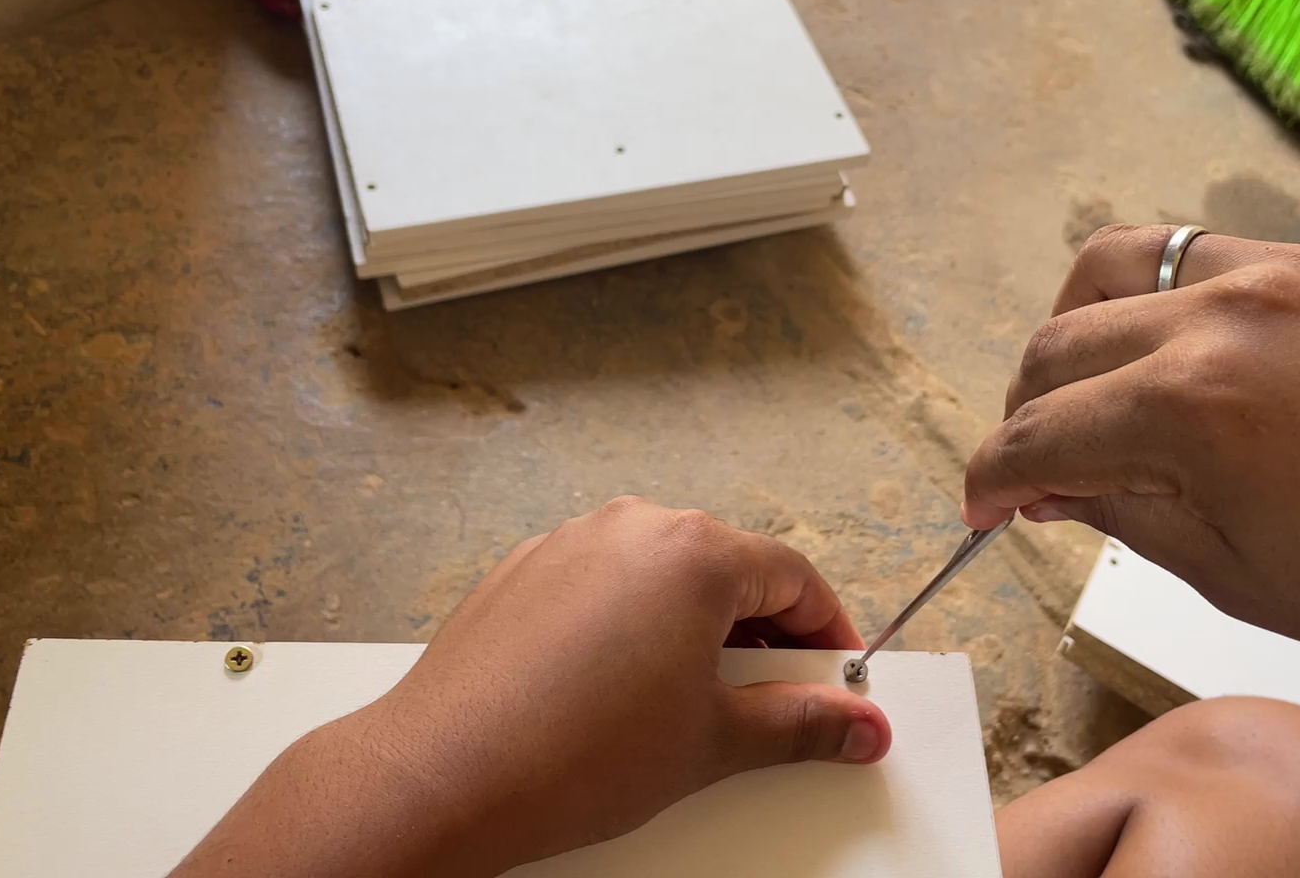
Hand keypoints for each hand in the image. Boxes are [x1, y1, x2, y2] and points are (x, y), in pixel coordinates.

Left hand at [172, 497, 888, 877]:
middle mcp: (637, 525)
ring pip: (669, 571)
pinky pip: (611, 577)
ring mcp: (579, 537)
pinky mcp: (535, 563)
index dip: (826, 628)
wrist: (442, 774)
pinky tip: (617, 679)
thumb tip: (857, 724)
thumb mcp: (713, 740)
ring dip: (698, 623)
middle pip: (731, 567)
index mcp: (694, 551)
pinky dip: (636, 616)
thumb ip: (802, 724)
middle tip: (766, 694)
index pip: (794, 575)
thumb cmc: (577, 753)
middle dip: (763, 630)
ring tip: (686, 694)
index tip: (834, 673)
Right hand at [963, 226, 1299, 727]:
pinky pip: (1177, 252)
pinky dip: (1133, 297)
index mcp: (1190, 408)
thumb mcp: (1220, 571)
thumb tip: (1036, 484)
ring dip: (1066, 337)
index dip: (990, 477)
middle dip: (1023, 417)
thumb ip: (1106, 507)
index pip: (1038, 434)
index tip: (978, 505)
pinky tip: (1153, 345)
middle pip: (1052, 349)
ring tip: (1084, 392)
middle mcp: (1214, 316)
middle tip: (1036, 470)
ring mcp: (1265, 271)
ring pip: (1098, 273)